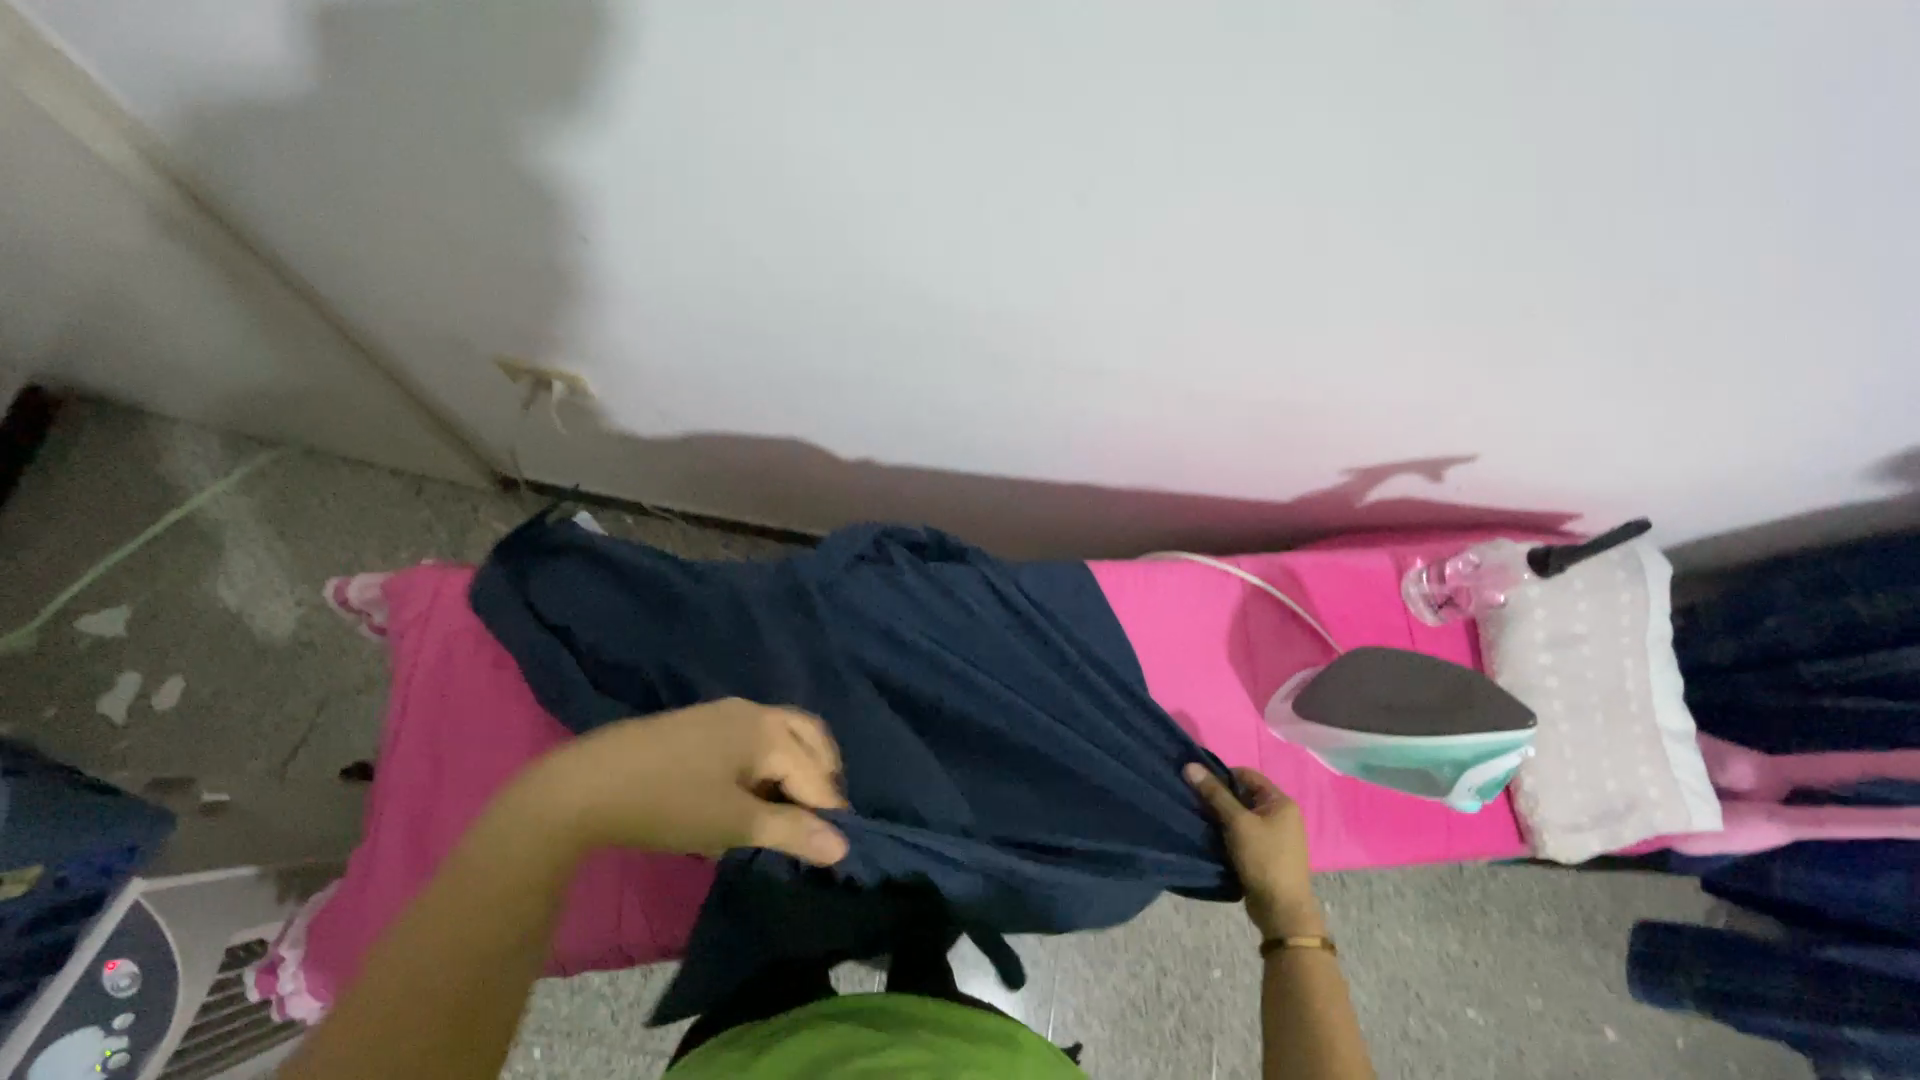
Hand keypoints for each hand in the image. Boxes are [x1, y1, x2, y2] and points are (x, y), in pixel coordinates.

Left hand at [519, 698, 851, 867]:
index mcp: (767, 730)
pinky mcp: (699, 725)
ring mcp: (723, 714)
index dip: (829, 811)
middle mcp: (753, 711)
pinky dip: (768, 762)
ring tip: (786, 811)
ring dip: (794, 767)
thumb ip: (791, 832)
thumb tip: (842, 846)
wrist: (584, 786)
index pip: (817, 772)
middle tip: (819, 818)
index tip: (834, 849)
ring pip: (780, 734)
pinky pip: (753, 737)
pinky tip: (749, 795)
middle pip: (809, 736)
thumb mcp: (734, 824)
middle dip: (822, 775)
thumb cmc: (668, 804)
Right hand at [1185, 763, 1323, 938]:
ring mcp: (1276, 835)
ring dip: (1222, 817)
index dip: (1221, 776)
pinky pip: (1244, 833)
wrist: (1281, 909)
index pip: (1247, 775)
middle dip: (1220, 798)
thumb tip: (1190, 766)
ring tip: (1200, 820)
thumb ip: (1214, 794)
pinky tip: (1212, 838)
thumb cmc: (1263, 859)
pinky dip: (1228, 833)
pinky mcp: (1267, 853)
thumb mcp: (1237, 823)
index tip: (1198, 785)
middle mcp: (1282, 815)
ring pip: (1242, 816)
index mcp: (1281, 802)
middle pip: (1244, 795)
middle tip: (1195, 803)